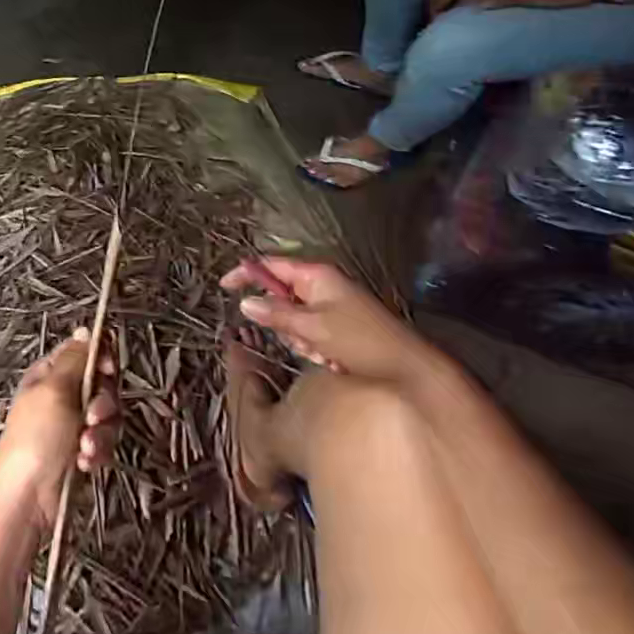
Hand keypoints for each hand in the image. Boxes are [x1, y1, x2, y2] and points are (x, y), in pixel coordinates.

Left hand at [0, 328, 122, 534]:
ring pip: (108, 415)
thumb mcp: (54, 389)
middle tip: (92, 416)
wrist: (28, 499)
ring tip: (85, 446)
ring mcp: (72, 424)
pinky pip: (105, 441)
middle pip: (102, 383)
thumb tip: (86, 329)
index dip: (101, 357)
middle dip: (103, 402)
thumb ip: (76, 358)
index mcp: (50, 373)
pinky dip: (98, 451)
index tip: (108, 370)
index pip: (85, 350)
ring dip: (101, 432)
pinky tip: (85, 462)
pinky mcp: (82, 450)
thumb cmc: (35, 439)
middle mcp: (62, 395)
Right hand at [221, 259, 425, 383]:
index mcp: (316, 274)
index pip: (271, 265)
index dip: (246, 273)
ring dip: (300, 338)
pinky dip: (314, 347)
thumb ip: (276, 313)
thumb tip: (245, 302)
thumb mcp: (312, 327)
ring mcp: (333, 306)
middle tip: (300, 339)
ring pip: (294, 319)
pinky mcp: (340, 327)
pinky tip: (331, 360)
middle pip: (282, 296)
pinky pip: (310, 333)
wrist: (409, 369)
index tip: (224, 287)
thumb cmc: (360, 340)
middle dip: (283, 321)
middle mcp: (323, 285)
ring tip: (321, 353)